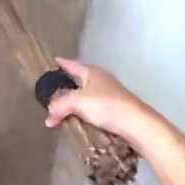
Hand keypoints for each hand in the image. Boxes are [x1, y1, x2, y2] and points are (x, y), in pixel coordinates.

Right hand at [44, 58, 160, 143]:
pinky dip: (85, 112)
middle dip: (67, 85)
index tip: (53, 61)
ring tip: (64, 110)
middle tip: (54, 91)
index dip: (62, 63)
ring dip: (76, 102)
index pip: (72, 64)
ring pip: (87, 95)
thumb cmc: (106, 105)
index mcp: (92, 72)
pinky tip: (80, 121)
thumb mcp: (77, 103)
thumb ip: (60, 106)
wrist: (136, 123)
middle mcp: (101, 80)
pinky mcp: (116, 109)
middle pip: (80, 80)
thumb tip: (48, 117)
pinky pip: (94, 108)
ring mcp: (110, 94)